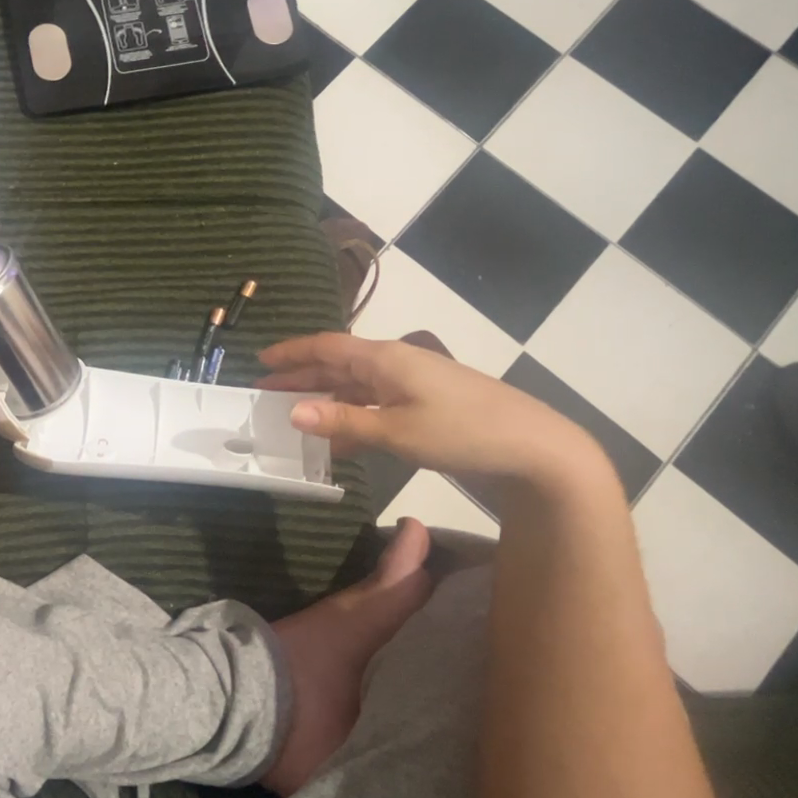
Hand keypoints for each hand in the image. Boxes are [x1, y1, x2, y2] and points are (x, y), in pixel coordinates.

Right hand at [257, 332, 607, 489]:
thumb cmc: (462, 432)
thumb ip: (341, 420)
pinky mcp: (426, 406)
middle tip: (265, 391)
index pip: (326, 346)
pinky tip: (336, 440)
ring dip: (323, 398)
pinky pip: (374, 404)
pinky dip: (350, 417)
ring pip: (355, 385)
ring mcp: (412, 385)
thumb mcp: (395, 430)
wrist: (537, 450)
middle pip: (337, 364)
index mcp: (385, 359)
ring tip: (292, 414)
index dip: (291, 353)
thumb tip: (291, 411)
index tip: (259, 361)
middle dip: (300, 376)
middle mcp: (395, 364)